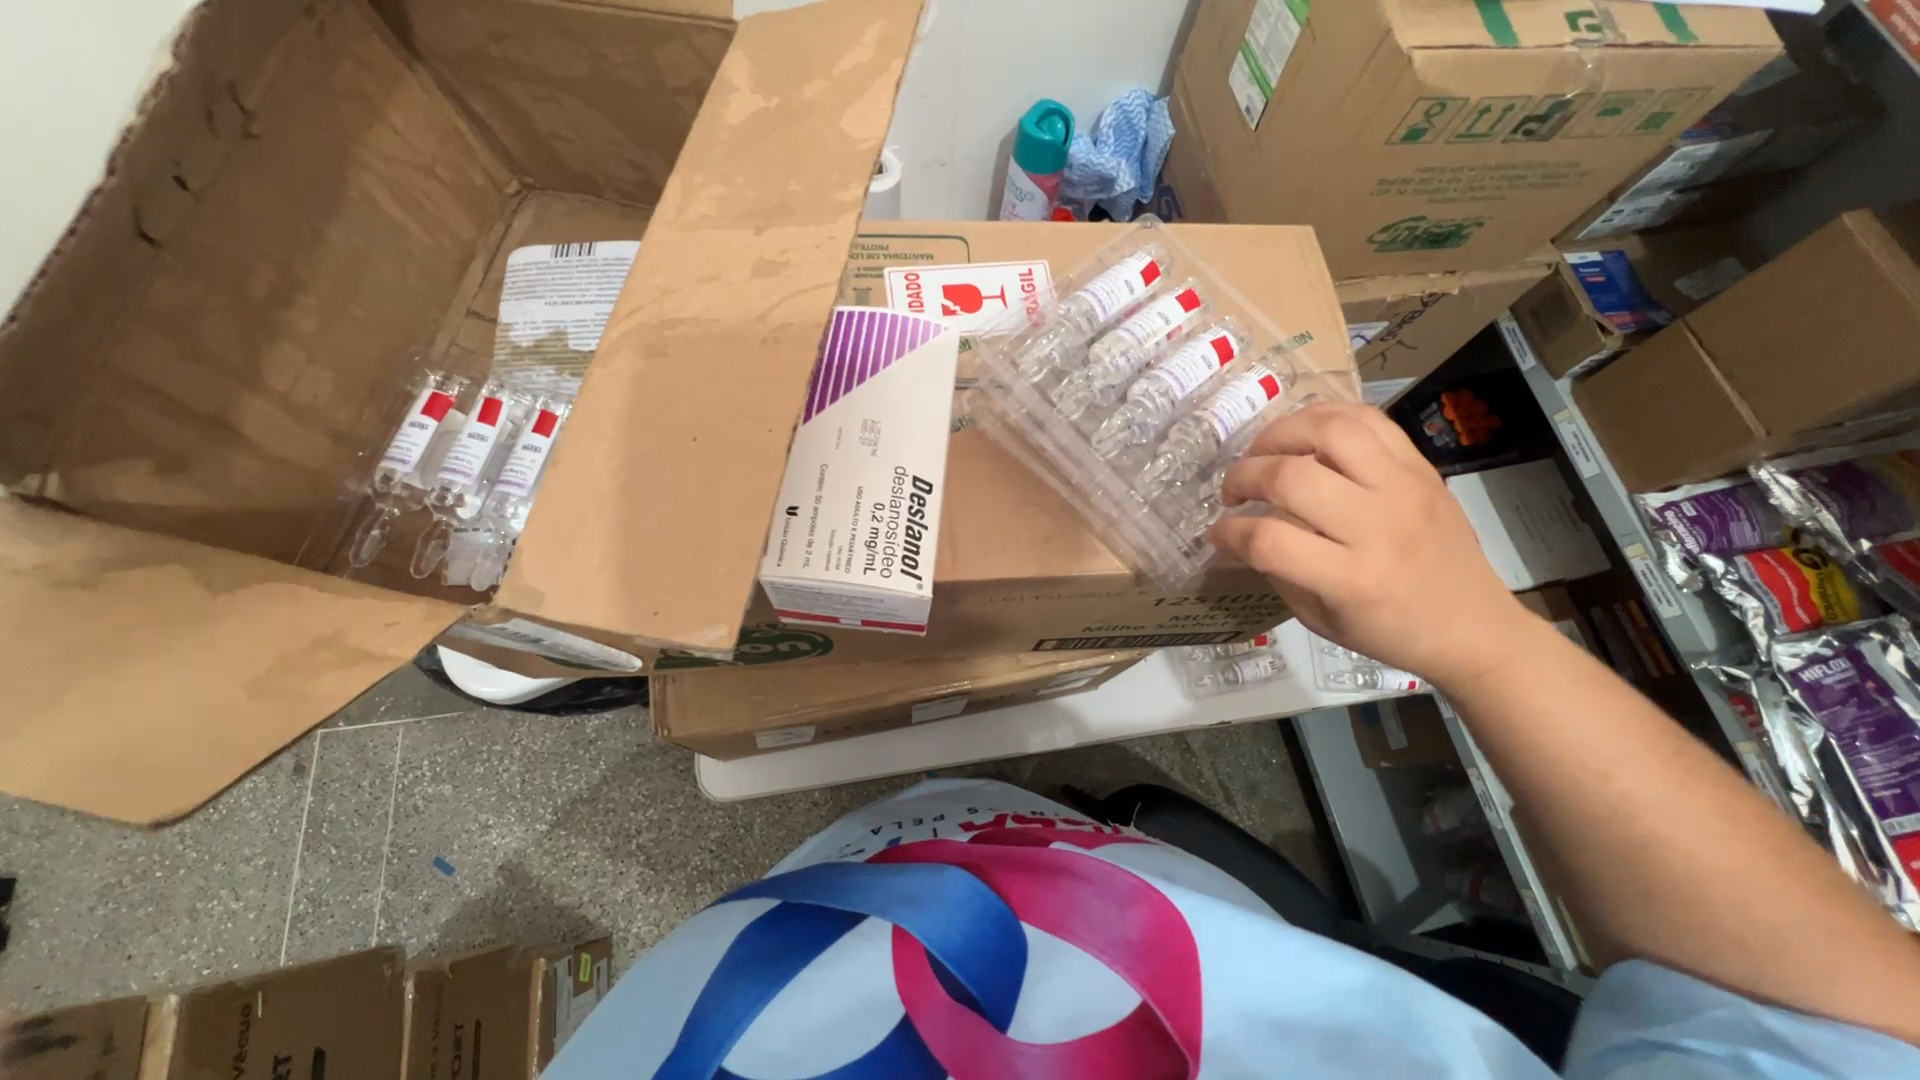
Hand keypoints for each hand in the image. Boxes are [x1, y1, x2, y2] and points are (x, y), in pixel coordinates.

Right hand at [1211, 402, 1540, 688]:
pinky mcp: (1422, 467)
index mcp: (1352, 579)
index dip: (1229, 532)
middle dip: (1244, 476)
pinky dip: (1324, 417)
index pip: (1269, 541)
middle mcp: (1379, 526)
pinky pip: (1368, 419)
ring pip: (1331, 430)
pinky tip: (1304, 435)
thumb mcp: (1320, 619)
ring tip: (1264, 453)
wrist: (1473, 627)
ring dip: (1280, 433)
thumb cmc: (1389, 631)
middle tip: (1233, 491)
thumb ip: (1279, 571)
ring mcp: (1405, 488)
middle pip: (1292, 477)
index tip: (1217, 532)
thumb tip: (1242, 533)